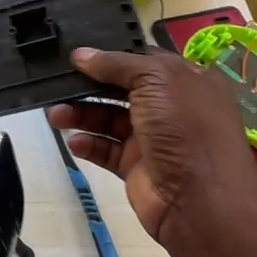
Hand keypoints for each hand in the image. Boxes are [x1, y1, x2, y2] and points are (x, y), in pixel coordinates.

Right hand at [47, 47, 256, 248]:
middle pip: (120, 89)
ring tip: (55, 115)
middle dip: (88, 86)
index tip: (76, 53)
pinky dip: (88, 144)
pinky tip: (75, 143)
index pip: (143, 61)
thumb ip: (116, 64)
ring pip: (108, 119)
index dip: (111, 55)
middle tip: (55, 83)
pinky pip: (105, 149)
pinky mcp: (135, 166)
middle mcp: (170, 108)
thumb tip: (81, 55)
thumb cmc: (185, 129)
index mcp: (186, 82)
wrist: (201, 203)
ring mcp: (152, 139)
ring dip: (80, 114)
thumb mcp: (156, 80)